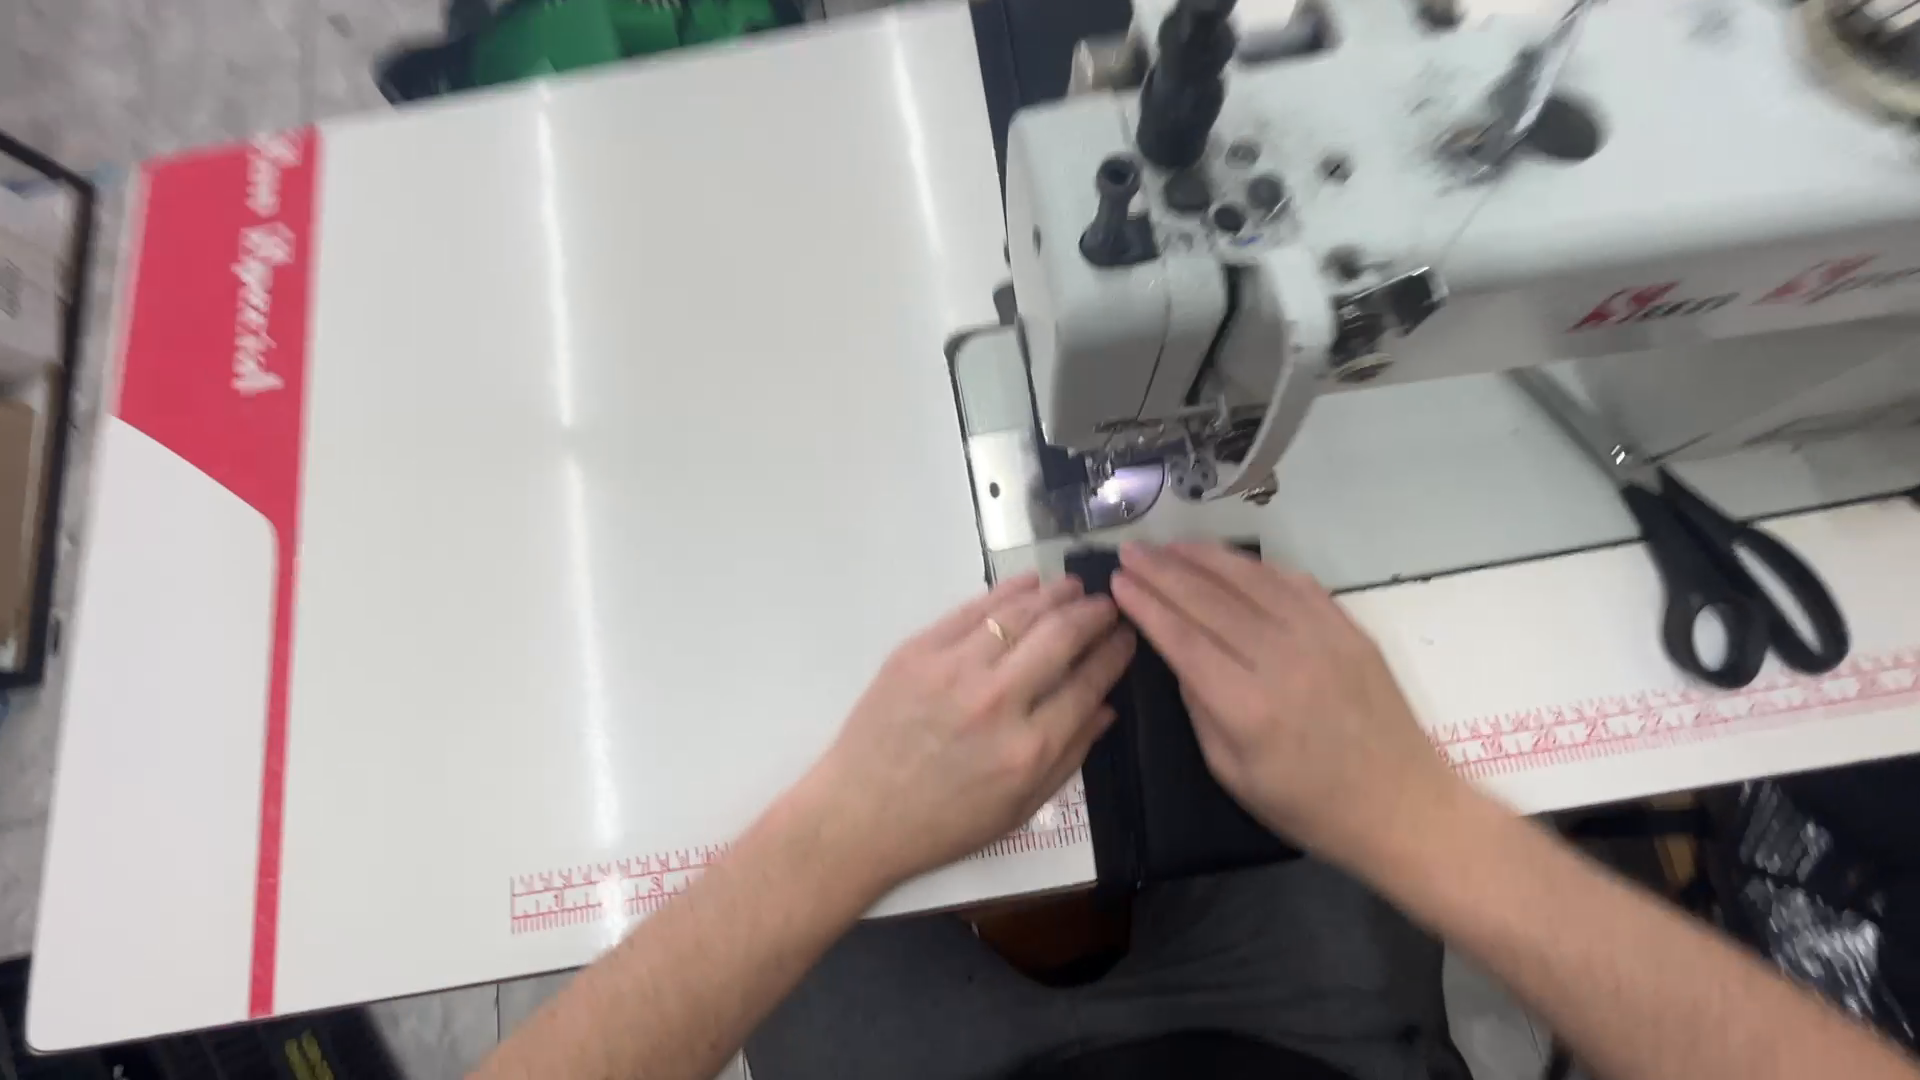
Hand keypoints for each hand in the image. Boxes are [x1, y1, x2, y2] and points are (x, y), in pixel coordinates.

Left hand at [801, 574, 1134, 891]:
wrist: (859, 814)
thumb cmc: (944, 822)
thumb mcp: (1020, 808)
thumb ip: (1070, 756)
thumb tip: (1107, 707)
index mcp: (1029, 748)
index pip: (1089, 682)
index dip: (1115, 653)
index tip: (1127, 636)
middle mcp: (998, 700)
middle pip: (1062, 636)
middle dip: (1095, 614)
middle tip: (1108, 605)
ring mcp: (955, 669)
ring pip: (1021, 613)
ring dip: (1056, 594)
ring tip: (1076, 586)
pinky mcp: (919, 650)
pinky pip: (973, 608)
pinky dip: (1008, 590)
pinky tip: (1029, 583)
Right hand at [1110, 542, 1460, 865]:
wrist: (1404, 807)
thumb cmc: (1308, 805)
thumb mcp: (1230, 772)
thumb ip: (1198, 706)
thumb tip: (1178, 654)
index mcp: (1247, 707)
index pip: (1182, 638)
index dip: (1145, 605)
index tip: (1117, 582)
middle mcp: (1283, 660)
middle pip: (1208, 600)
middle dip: (1161, 571)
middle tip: (1129, 551)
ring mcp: (1321, 637)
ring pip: (1249, 580)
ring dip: (1203, 557)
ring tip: (1168, 545)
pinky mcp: (1348, 629)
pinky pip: (1293, 581)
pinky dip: (1254, 566)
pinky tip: (1228, 559)